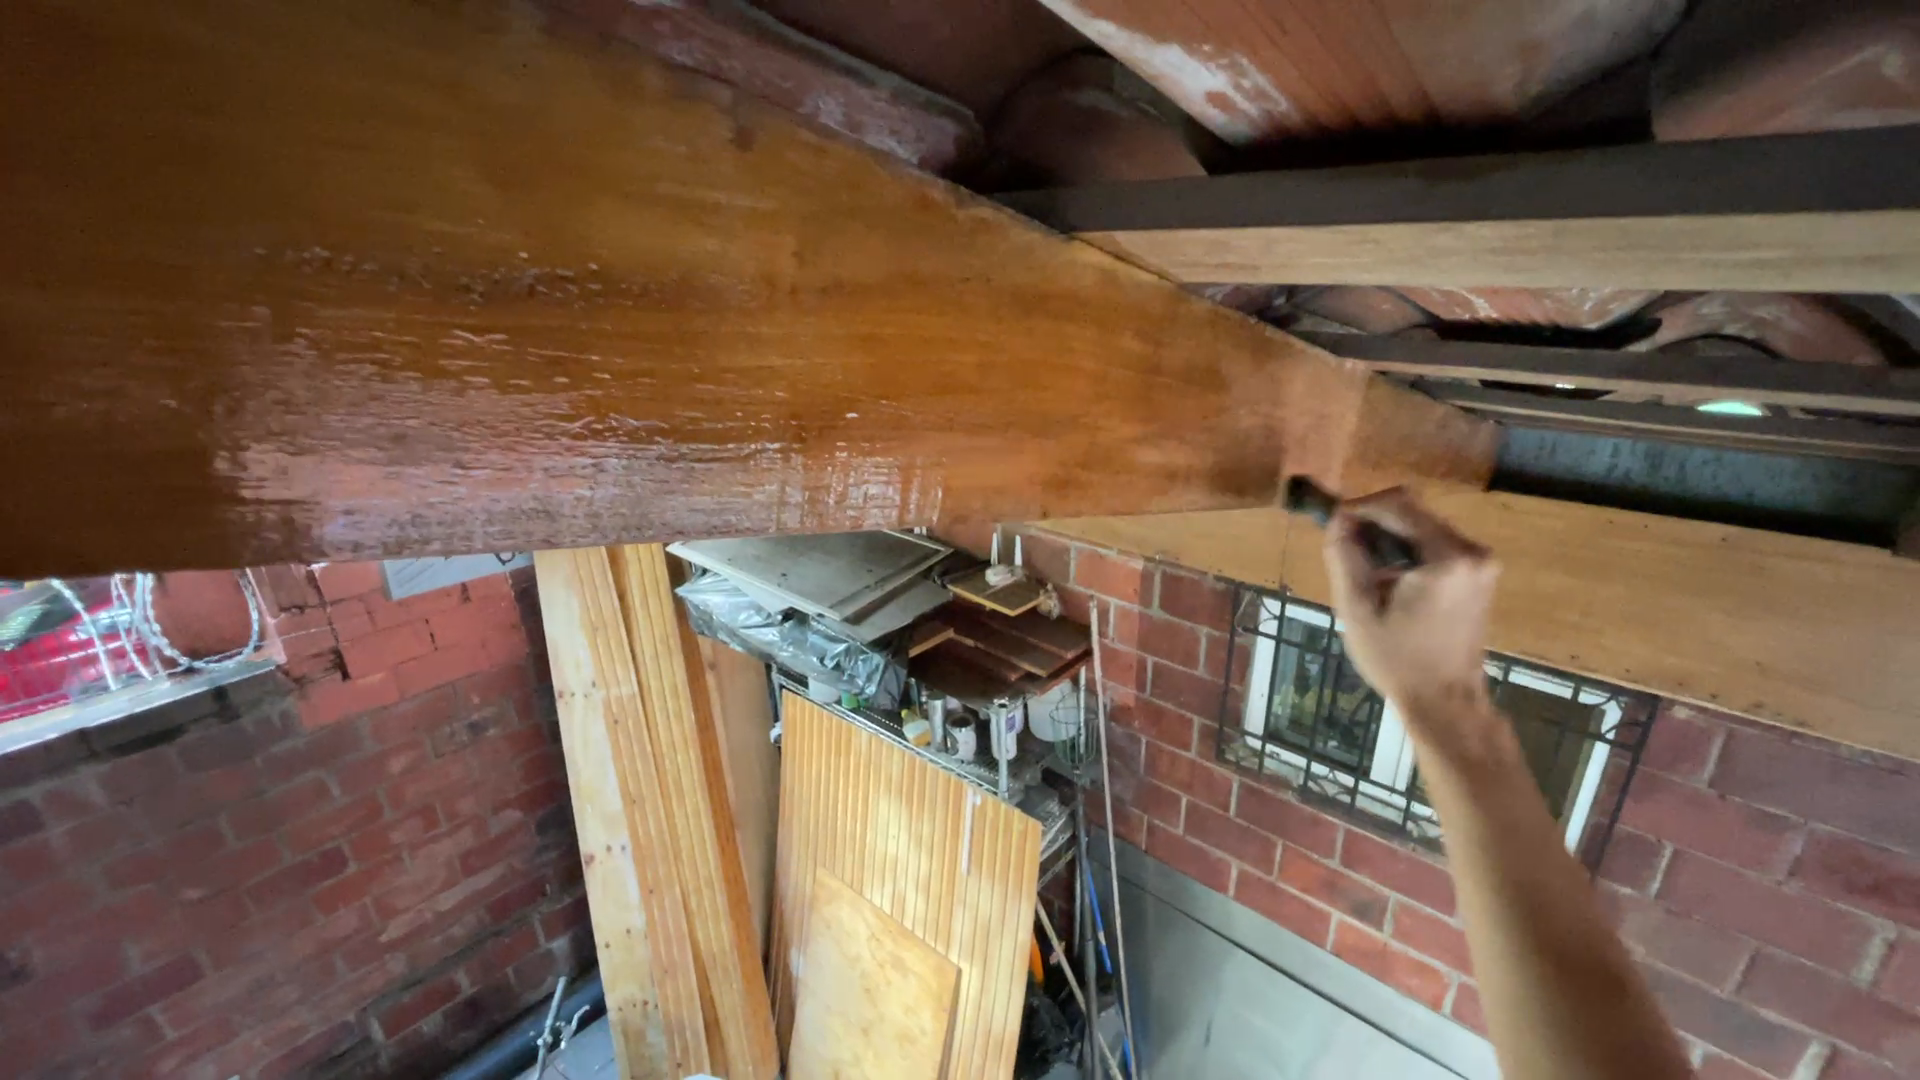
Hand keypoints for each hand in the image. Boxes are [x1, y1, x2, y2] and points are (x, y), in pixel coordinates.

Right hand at [1322, 488, 1500, 738]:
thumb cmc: (1396, 659)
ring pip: (1422, 526)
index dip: (1359, 507)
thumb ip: (1345, 555)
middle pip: (1413, 511)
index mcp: (1446, 557)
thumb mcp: (1357, 608)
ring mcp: (1481, 562)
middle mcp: (1472, 551)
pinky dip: (1405, 550)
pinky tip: (1386, 578)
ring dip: (1388, 537)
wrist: (1445, 700)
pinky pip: (1434, 543)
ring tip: (1362, 569)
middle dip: (1373, 523)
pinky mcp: (1478, 573)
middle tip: (1343, 550)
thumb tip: (1337, 517)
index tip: (1332, 526)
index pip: (1398, 504)